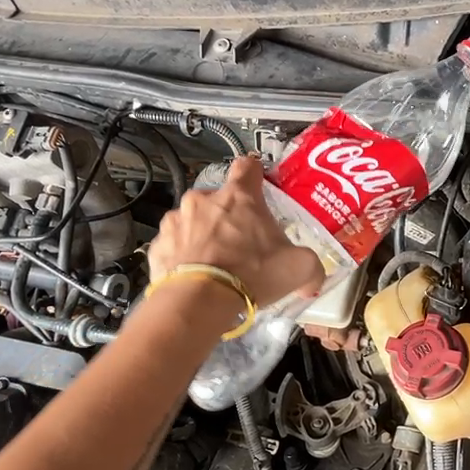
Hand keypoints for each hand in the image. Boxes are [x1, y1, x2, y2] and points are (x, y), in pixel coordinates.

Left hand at [147, 156, 324, 307]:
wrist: (198, 302)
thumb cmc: (251, 273)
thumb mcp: (299, 268)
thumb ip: (311, 266)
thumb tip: (313, 279)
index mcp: (239, 196)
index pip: (248, 167)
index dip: (255, 175)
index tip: (260, 188)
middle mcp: (202, 201)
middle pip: (219, 198)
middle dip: (229, 216)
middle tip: (243, 242)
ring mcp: (175, 222)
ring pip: (193, 221)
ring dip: (203, 235)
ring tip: (217, 264)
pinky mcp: (157, 247)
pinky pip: (174, 246)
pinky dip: (183, 258)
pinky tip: (196, 277)